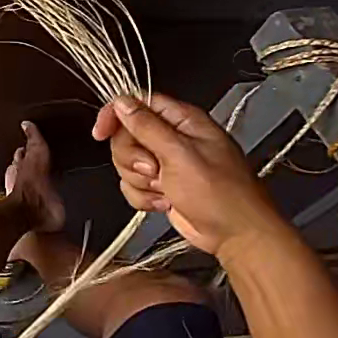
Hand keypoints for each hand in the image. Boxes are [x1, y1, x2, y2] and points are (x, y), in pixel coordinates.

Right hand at [92, 92, 291, 258]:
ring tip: (164, 188)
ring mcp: (166, 164)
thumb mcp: (180, 154)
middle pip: (126, 135)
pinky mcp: (161, 186)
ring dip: (139, 181)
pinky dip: (143, 197)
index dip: (116, 115)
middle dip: (132, 158)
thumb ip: (147, 126)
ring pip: (126, 163)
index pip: (137, 103)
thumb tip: (123, 103)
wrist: (235, 234)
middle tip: (154, 170)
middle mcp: (172, 138)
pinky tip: (164, 202)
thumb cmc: (221, 193)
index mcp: (182, 120)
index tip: (101, 132)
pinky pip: (133, 186)